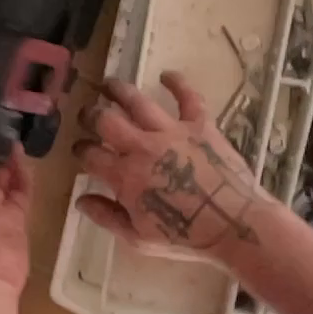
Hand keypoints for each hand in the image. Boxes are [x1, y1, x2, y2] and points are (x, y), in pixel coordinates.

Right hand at [72, 72, 273, 257]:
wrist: (233, 223)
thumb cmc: (185, 237)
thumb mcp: (138, 238)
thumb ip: (106, 217)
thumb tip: (81, 200)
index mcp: (125, 176)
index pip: (90, 154)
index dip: (79, 150)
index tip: (79, 150)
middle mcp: (142, 147)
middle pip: (106, 120)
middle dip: (90, 115)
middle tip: (87, 114)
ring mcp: (172, 132)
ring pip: (137, 101)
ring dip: (118, 90)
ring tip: (108, 84)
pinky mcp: (200, 125)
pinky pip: (187, 97)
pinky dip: (177, 83)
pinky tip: (166, 75)